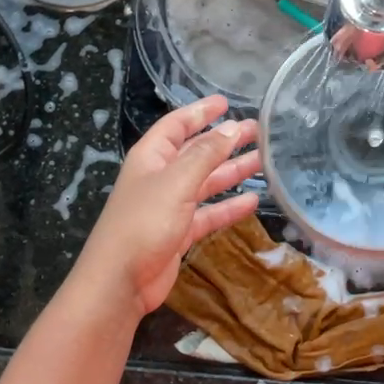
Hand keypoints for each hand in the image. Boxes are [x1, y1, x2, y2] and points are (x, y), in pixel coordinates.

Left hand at [76, 95, 261, 315]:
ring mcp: (169, 205)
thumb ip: (206, 154)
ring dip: (232, 171)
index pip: (177, 124)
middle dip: (224, 141)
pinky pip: (208, 213)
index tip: (227, 102)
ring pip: (205, 182)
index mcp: (152, 156)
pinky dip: (228, 207)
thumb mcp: (177, 182)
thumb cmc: (144, 223)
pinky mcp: (179, 232)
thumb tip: (233, 128)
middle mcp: (160, 176)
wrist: (120, 281)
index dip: (201, 111)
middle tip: (257, 131)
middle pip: (196, 151)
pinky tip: (252, 201)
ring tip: (263, 161)